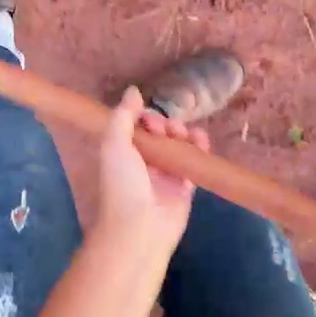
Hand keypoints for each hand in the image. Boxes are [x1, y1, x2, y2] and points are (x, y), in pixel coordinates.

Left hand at [95, 87, 211, 255]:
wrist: (140, 226)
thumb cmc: (122, 182)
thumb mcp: (114, 144)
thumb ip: (123, 116)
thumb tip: (134, 90)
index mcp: (123, 151)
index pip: (137, 126)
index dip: (145, 118)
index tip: (149, 118)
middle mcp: (143, 161)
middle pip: (159, 134)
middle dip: (165, 125)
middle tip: (166, 129)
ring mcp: (165, 174)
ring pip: (178, 145)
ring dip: (183, 134)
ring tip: (185, 134)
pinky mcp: (185, 186)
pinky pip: (194, 163)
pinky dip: (199, 150)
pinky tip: (200, 141)